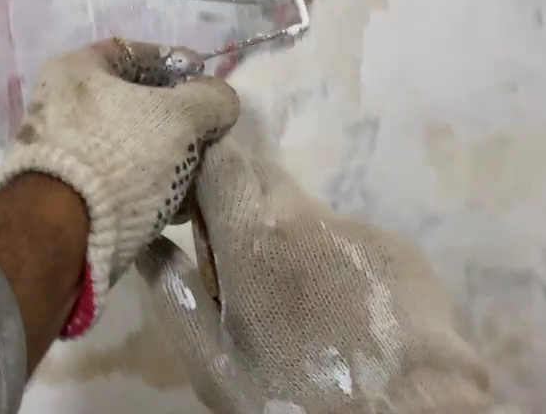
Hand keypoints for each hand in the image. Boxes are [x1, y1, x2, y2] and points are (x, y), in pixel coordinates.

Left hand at [0, 39, 240, 333]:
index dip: (175, 64)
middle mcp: (61, 102)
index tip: (207, 85)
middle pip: (134, 101)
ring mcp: (62, 147)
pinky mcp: (67, 190)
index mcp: (75, 69)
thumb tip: (218, 97)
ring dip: (167, 160)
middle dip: (177, 122)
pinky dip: (148, 187)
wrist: (62, 233)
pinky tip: (176, 208)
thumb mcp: (176, 117)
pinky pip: (118, 177)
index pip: (133, 53)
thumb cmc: (117, 155)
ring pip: (129, 143)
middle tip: (209, 139)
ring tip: (198, 180)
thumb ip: (208, 99)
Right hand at [136, 109, 505, 412]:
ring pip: (306, 212)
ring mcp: (356, 228)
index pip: (217, 155)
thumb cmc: (296, 398)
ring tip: (300, 299)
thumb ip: (172, 291)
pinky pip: (349, 240)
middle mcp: (303, 211)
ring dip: (291, 237)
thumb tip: (145, 240)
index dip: (202, 163)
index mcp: (250, 230)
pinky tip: (347, 312)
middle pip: (261, 176)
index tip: (190, 197)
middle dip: (242, 201)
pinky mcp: (400, 250)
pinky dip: (336, 263)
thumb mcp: (212, 363)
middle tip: (240, 258)